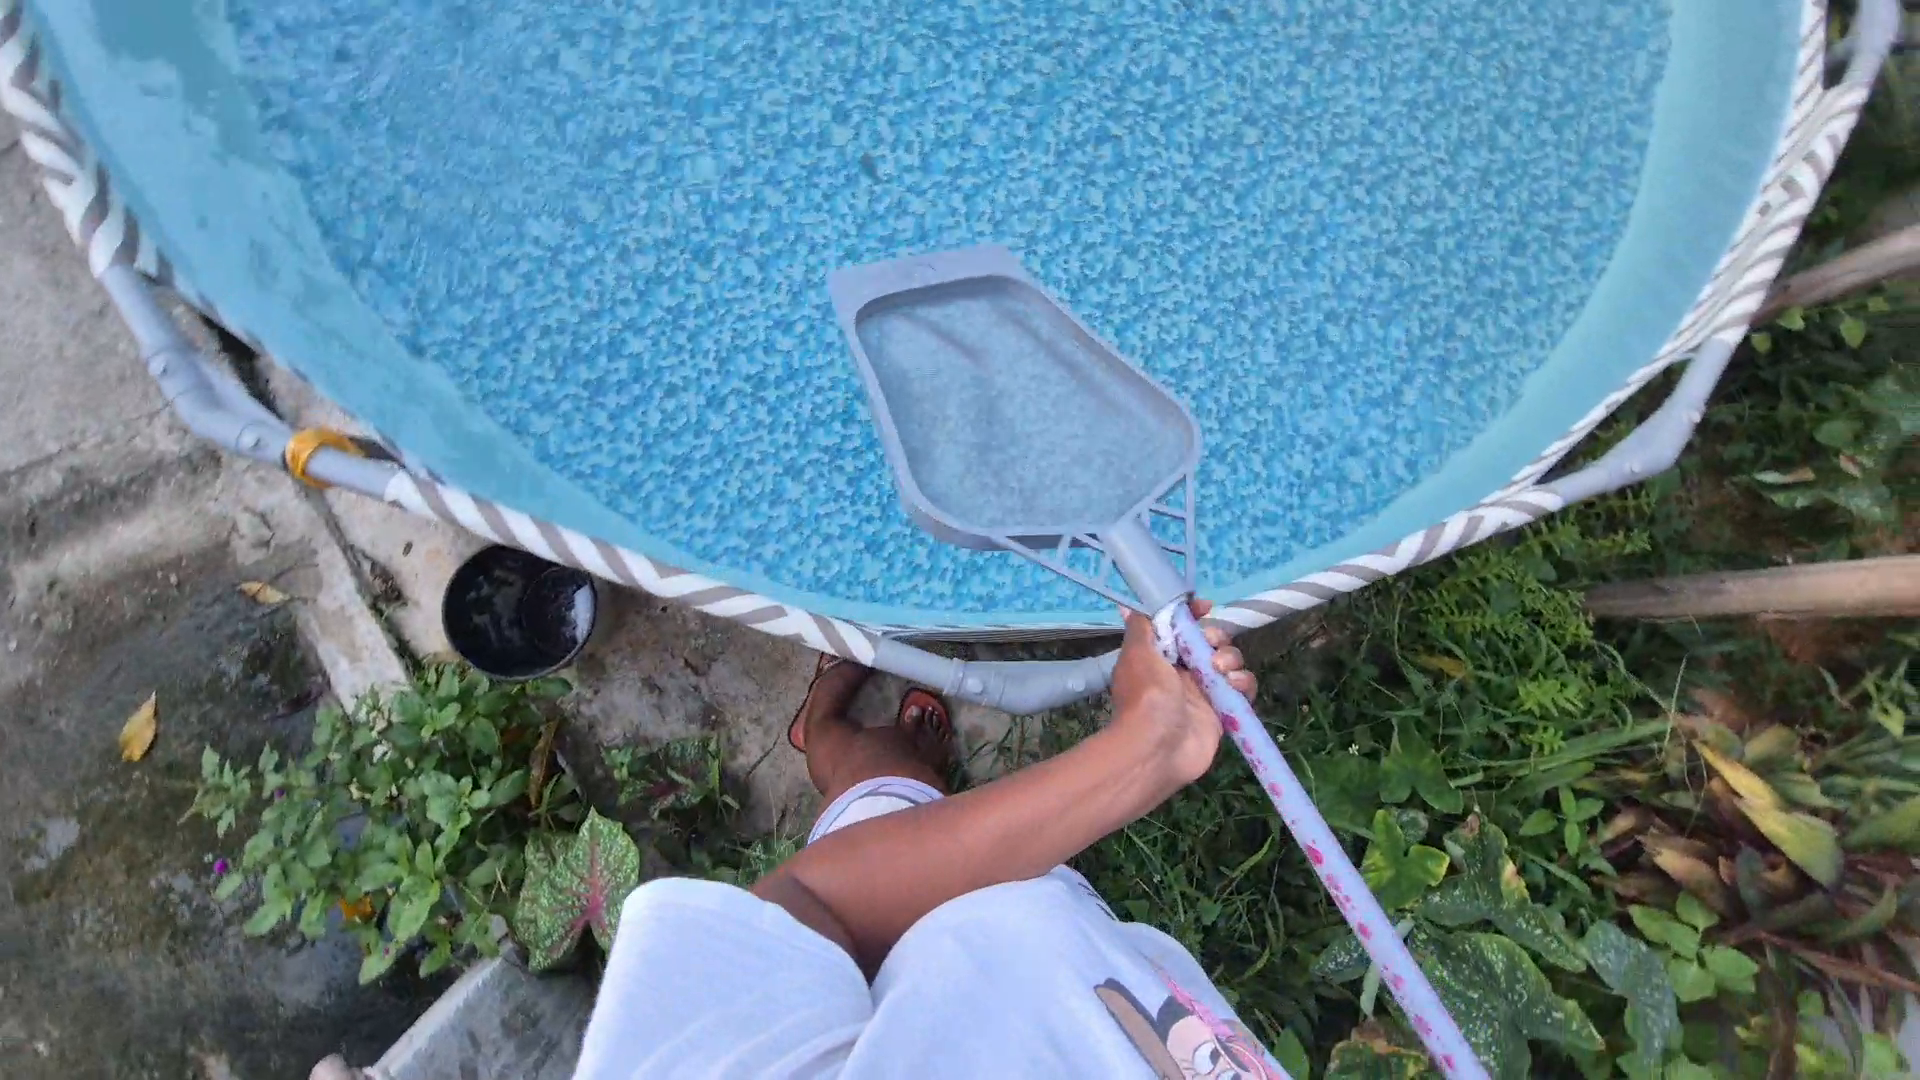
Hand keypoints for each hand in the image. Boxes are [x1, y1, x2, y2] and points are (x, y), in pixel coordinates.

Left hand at [1108, 597, 1254, 787]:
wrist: (1158, 746)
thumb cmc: (1145, 695)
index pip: (1179, 627)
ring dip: (1231, 658)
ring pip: (1228, 662)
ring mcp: (1202, 691)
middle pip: (1208, 641)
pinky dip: (1243, 683)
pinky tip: (1234, 685)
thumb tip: (1128, 606)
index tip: (1204, 606)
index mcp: (1157, 654)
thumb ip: (1141, 626)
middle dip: (1215, 636)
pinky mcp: (1222, 710)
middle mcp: (1179, 671)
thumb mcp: (1137, 652)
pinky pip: (1241, 689)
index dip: (1192, 614)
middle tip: (1210, 646)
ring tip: (1220, 669)